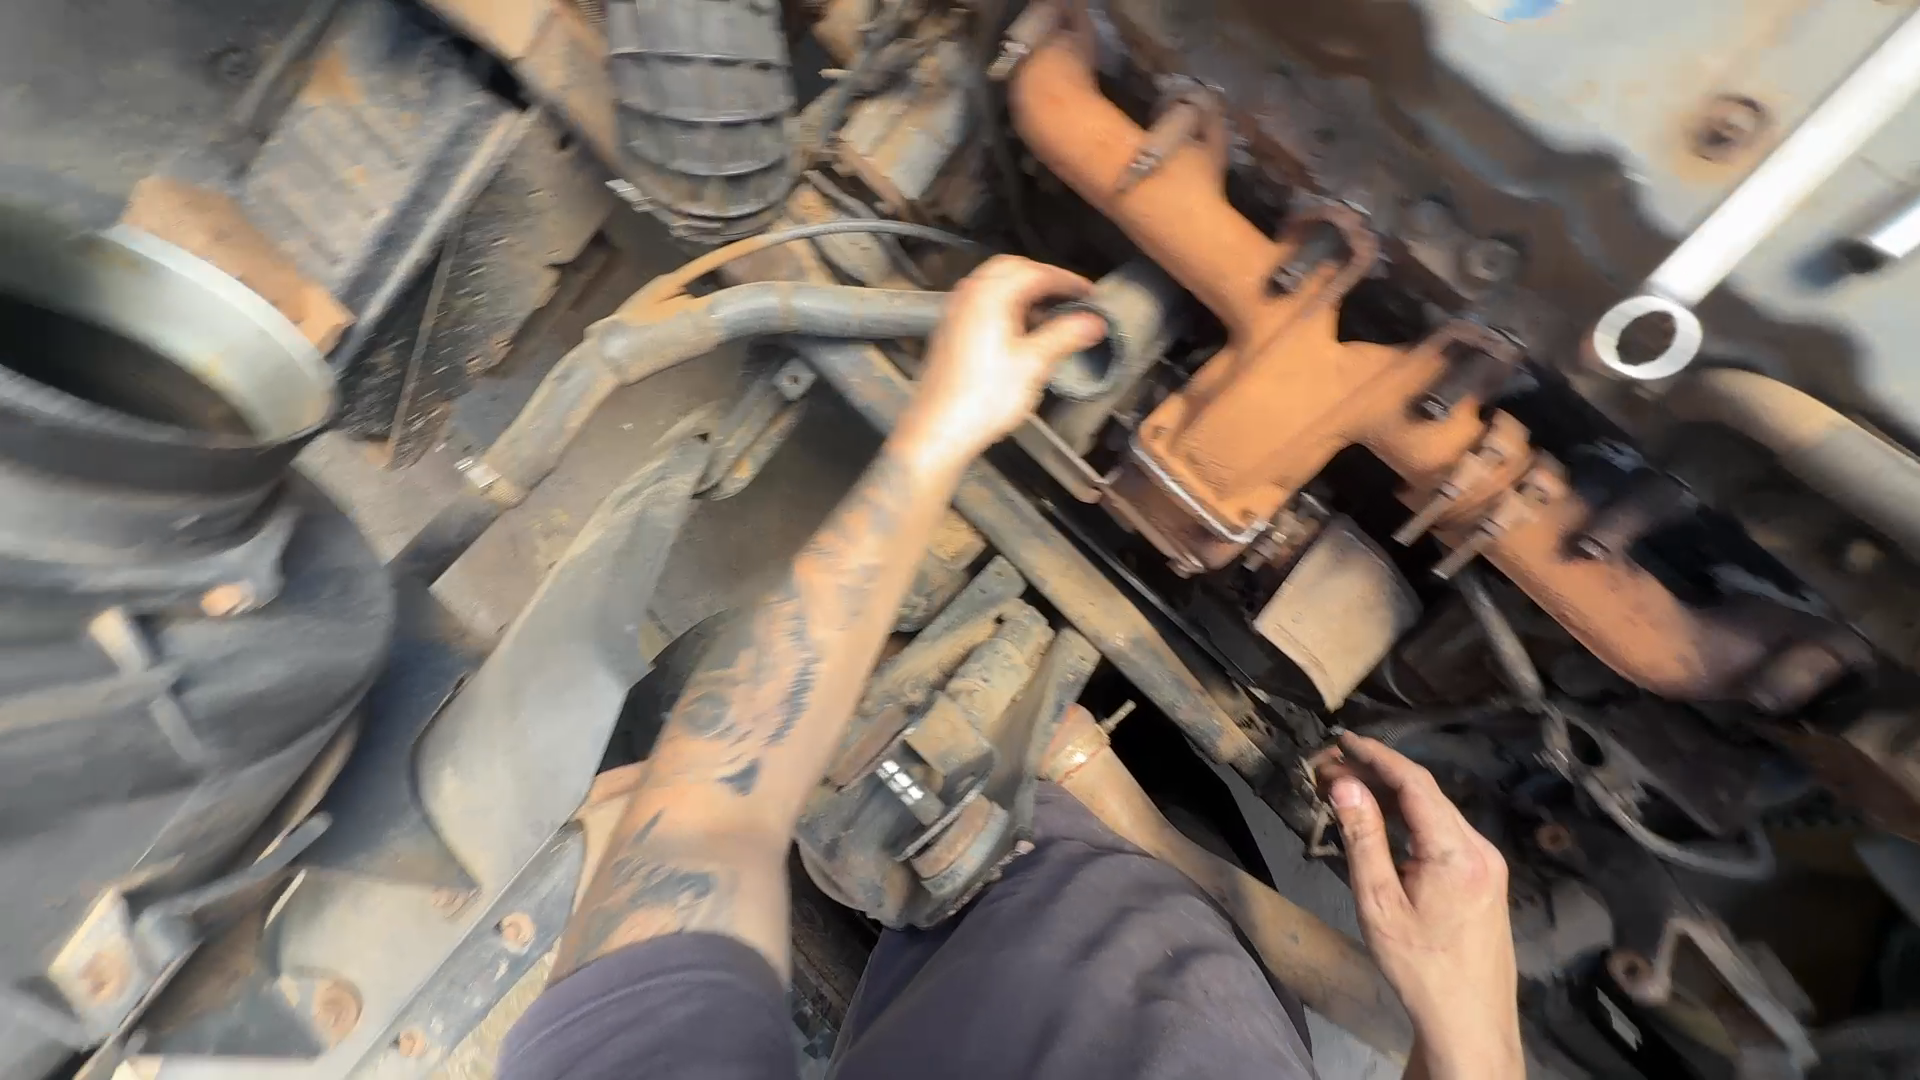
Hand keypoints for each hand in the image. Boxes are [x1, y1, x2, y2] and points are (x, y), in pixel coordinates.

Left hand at [897, 256, 1107, 462]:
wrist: (940, 431)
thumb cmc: (980, 400)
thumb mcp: (1034, 365)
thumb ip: (1065, 336)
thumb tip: (1091, 321)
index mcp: (989, 296)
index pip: (1035, 271)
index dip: (1066, 279)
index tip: (1087, 292)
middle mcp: (967, 298)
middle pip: (1010, 270)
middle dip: (1042, 278)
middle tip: (1066, 295)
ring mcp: (954, 316)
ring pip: (993, 287)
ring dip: (1022, 292)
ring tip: (1046, 313)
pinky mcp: (950, 335)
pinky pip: (980, 307)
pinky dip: (1004, 308)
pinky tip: (1018, 333)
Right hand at [1318, 734, 1522, 1079]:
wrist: (1470, 1023)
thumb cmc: (1418, 965)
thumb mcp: (1378, 902)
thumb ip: (1362, 837)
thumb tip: (1343, 784)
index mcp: (1456, 852)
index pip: (1414, 783)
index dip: (1376, 755)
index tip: (1341, 739)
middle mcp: (1478, 848)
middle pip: (1423, 791)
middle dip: (1374, 771)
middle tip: (1327, 767)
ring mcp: (1484, 862)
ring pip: (1431, 808)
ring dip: (1388, 792)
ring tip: (1343, 786)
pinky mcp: (1481, 876)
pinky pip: (1439, 828)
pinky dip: (1404, 813)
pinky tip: (1376, 815)